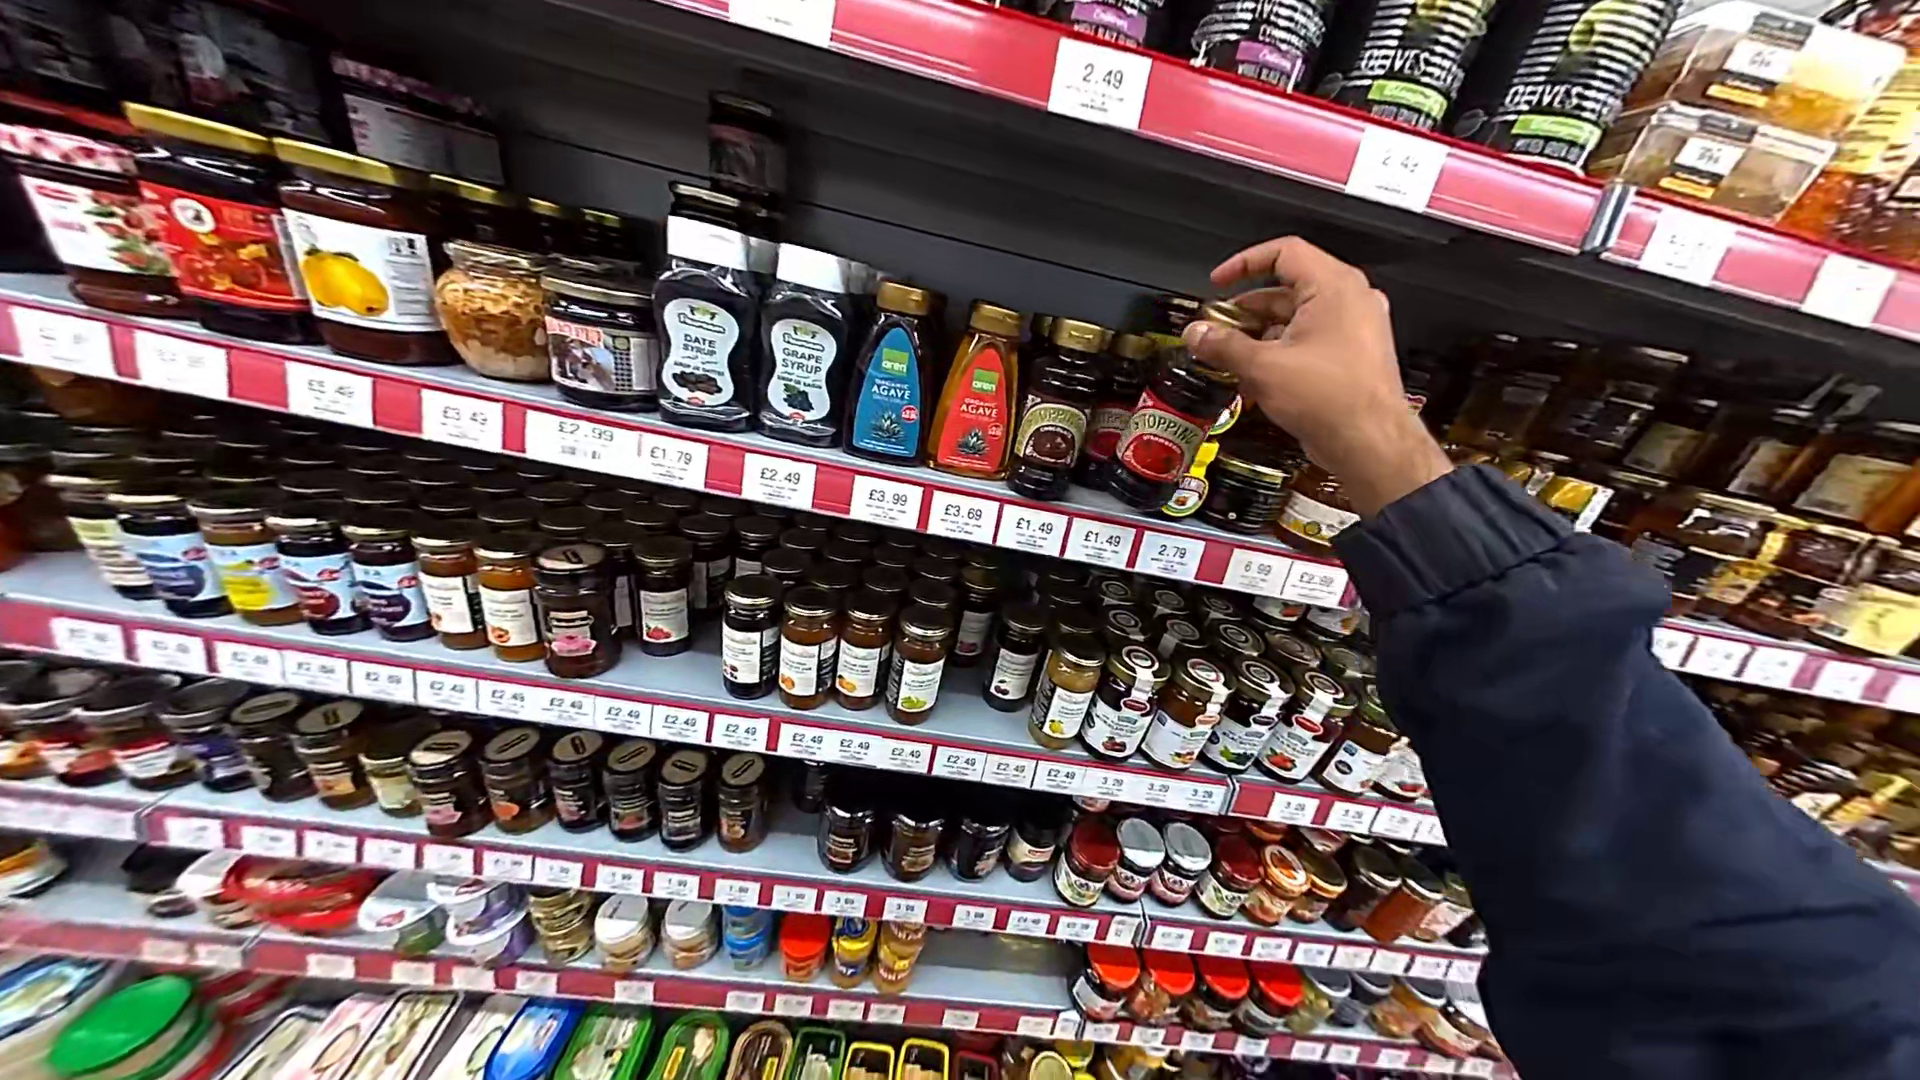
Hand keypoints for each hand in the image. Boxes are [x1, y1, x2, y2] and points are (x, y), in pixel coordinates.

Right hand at [1184, 236, 1450, 516]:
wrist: (1367, 441)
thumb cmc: (1333, 399)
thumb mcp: (1263, 367)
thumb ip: (1223, 345)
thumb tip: (1197, 333)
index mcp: (1334, 288)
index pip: (1284, 253)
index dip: (1244, 263)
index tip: (1219, 281)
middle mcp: (1348, 301)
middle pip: (1283, 290)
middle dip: (1243, 311)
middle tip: (1215, 329)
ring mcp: (1350, 329)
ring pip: (1292, 319)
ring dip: (1256, 336)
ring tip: (1228, 357)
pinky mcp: (1346, 355)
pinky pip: (1304, 342)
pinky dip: (1276, 352)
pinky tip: (1252, 377)